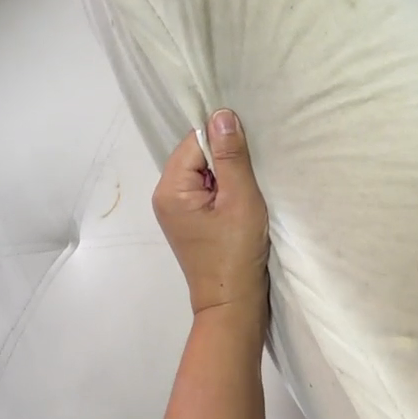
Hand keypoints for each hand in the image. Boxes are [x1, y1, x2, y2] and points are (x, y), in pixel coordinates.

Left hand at [153, 108, 270, 322]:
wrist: (234, 303)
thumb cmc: (236, 251)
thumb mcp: (240, 198)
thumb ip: (231, 156)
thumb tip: (222, 114)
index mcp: (170, 189)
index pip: (194, 142)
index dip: (222, 143)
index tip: (249, 155)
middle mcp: (165, 196)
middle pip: (196, 156)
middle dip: (225, 160)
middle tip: (252, 174)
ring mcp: (176, 211)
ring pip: (204, 174)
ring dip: (228, 177)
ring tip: (249, 191)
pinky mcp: (191, 222)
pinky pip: (206, 192)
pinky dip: (225, 192)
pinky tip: (242, 203)